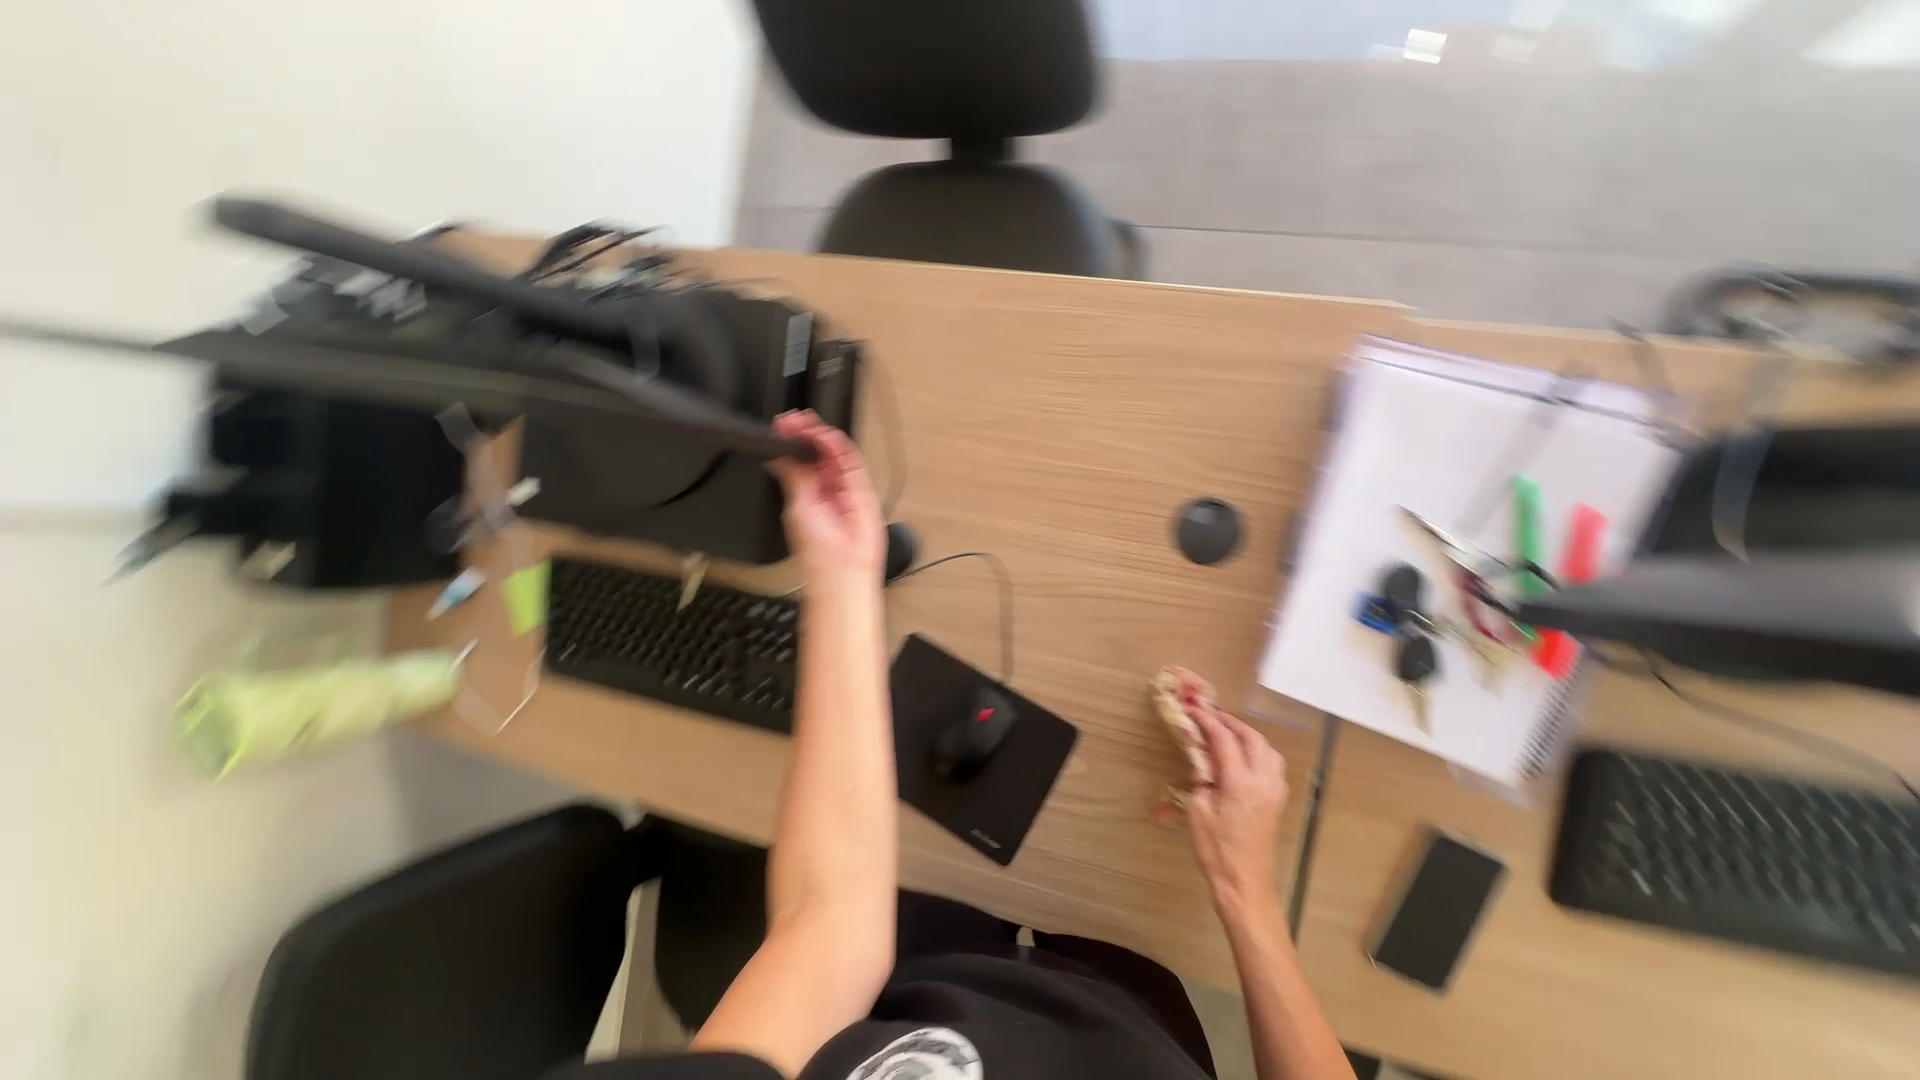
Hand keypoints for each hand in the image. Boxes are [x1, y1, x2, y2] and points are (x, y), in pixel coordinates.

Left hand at [767, 410, 884, 582]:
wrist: (842, 570)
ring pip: (834, 454)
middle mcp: (826, 489)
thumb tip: (778, 454)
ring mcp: (845, 488)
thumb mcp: (797, 505)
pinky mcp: (862, 489)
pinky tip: (825, 437)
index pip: (800, 461)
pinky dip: (839, 447)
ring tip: (807, 424)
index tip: (781, 428)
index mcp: (807, 494)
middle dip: (805, 435)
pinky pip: (851, 462)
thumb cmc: (818, 551)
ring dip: (821, 437)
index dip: (792, 442)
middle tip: (793, 420)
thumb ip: (792, 476)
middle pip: (818, 453)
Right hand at [1187, 705, 1289, 914]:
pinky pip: (1273, 764)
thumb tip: (1202, 758)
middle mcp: (1263, 780)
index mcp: (1240, 782)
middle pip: (1252, 738)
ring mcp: (1275, 790)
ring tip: (1228, 733)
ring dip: (1248, 736)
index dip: (1208, 721)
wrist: (1245, 883)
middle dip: (1231, 723)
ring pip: (1268, 749)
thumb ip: (1201, 778)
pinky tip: (1244, 757)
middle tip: (1211, 717)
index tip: (1194, 710)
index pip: (1225, 739)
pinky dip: (1259, 751)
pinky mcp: (1278, 801)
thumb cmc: (1216, 850)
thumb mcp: (1198, 810)